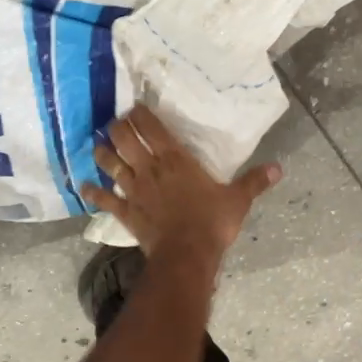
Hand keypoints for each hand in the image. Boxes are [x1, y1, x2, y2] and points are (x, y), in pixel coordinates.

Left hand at [81, 105, 280, 260]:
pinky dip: (92, 192)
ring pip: (110, 163)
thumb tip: (278, 168)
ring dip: (102, 153)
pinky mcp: (125, 211)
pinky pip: (104, 199)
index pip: (152, 128)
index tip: (134, 107)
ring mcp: (134, 190)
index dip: (140, 115)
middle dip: (117, 128)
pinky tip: (82, 186)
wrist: (186, 254)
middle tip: (115, 123)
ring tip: (97, 145)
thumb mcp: (237, 200)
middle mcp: (150, 168)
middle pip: (124, 139)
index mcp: (176, 159)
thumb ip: (254, 181)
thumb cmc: (212, 223)